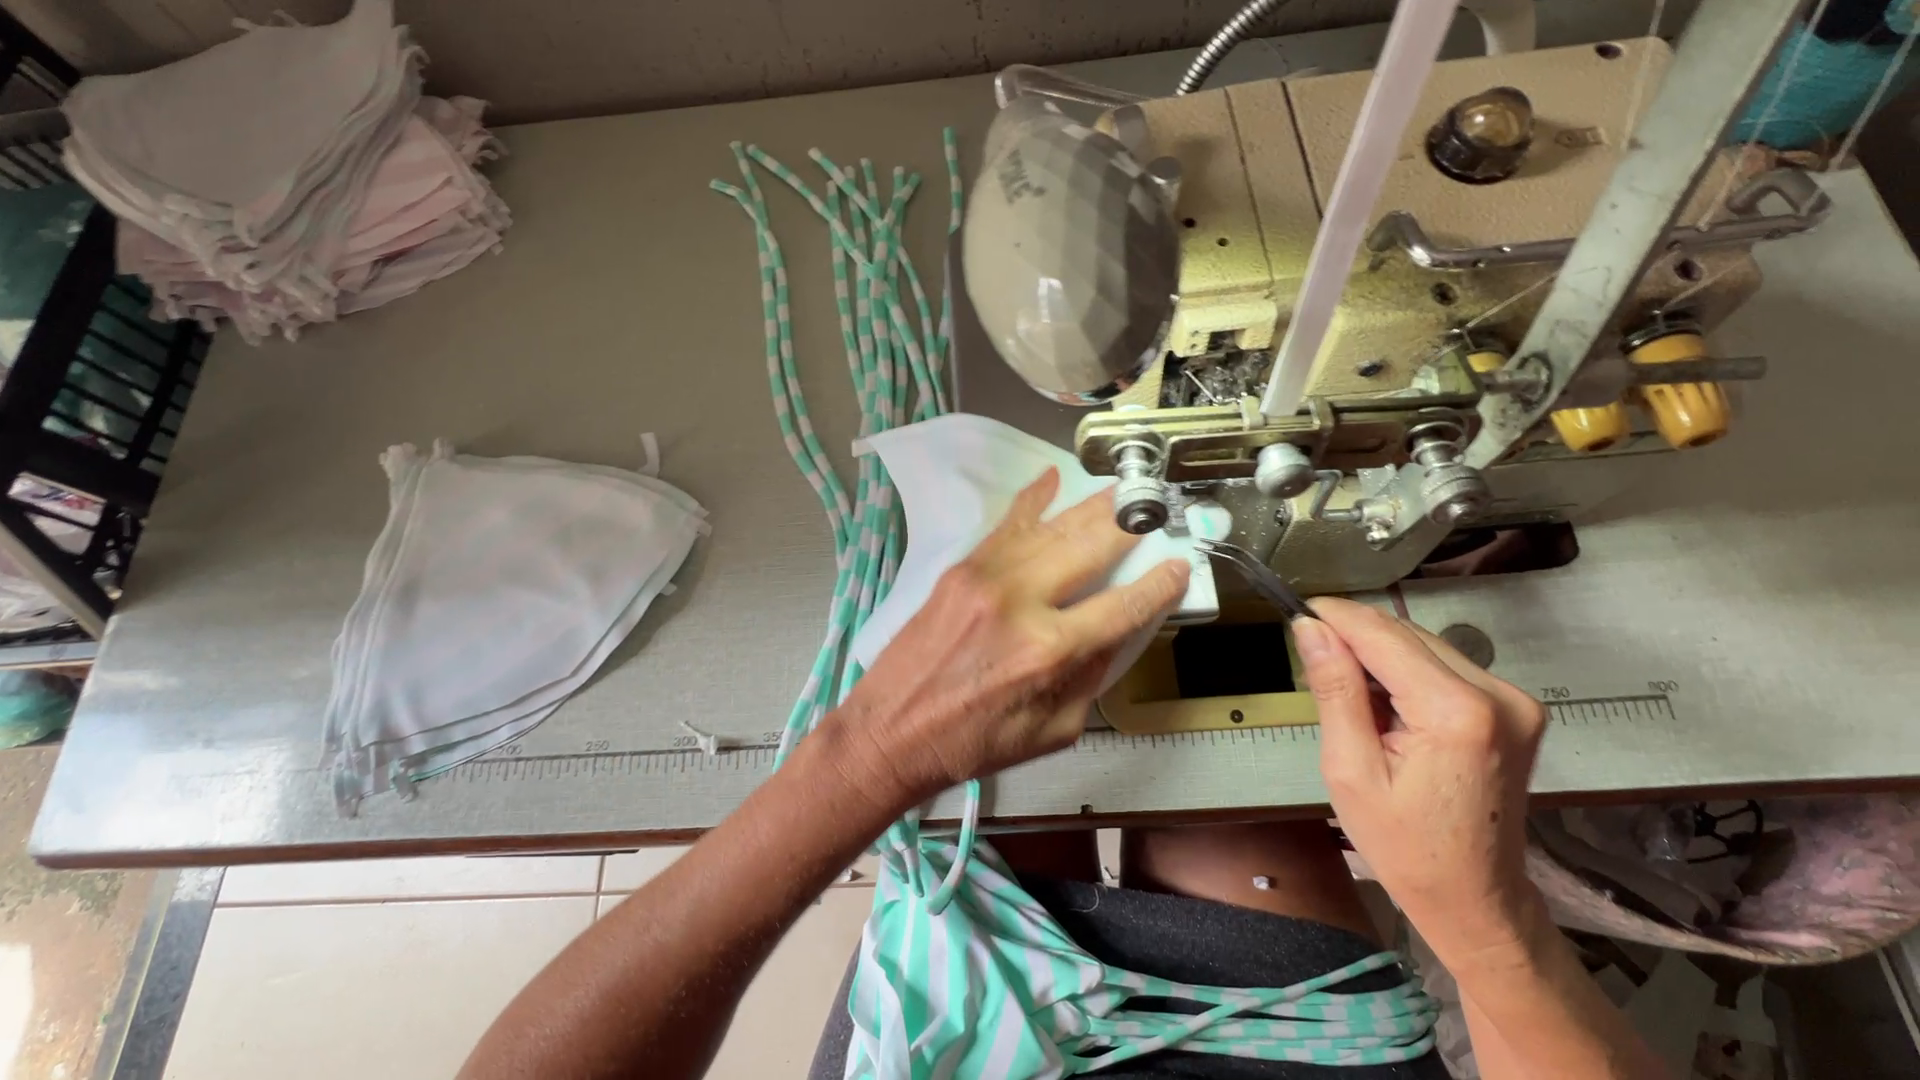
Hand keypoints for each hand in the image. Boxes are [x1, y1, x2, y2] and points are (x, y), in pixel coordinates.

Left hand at [829, 468, 1189, 804]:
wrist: (891, 730)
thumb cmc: (974, 743)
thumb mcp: (1053, 731)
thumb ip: (1090, 678)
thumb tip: (1114, 632)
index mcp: (1051, 651)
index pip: (1123, 605)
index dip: (1159, 584)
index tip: (1178, 564)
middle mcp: (1023, 602)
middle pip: (1092, 547)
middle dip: (1130, 525)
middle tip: (1153, 507)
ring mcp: (987, 578)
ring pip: (1053, 528)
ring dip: (1091, 506)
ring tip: (1120, 490)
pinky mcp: (960, 569)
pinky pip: (1005, 525)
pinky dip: (1032, 500)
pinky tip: (1052, 479)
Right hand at [1292, 598, 1546, 966]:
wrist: (1474, 896)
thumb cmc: (1403, 845)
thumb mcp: (1350, 770)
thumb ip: (1335, 691)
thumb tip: (1311, 628)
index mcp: (1457, 712)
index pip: (1384, 635)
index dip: (1336, 616)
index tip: (1296, 610)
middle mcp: (1498, 693)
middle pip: (1407, 634)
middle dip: (1356, 639)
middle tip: (1313, 660)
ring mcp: (1514, 699)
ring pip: (1426, 645)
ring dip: (1381, 656)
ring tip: (1352, 698)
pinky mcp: (1516, 707)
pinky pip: (1447, 666)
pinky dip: (1409, 673)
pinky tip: (1389, 708)